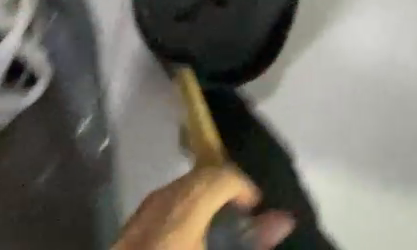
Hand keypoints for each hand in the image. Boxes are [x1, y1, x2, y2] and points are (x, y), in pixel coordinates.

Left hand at [112, 167, 294, 249]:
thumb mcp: (216, 248)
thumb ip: (251, 240)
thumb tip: (283, 220)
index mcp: (186, 204)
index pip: (221, 174)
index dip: (244, 187)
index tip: (256, 212)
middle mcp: (163, 197)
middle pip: (200, 179)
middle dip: (225, 194)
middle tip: (243, 224)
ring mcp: (144, 209)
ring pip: (182, 190)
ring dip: (205, 204)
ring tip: (220, 234)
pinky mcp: (133, 224)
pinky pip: (166, 205)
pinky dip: (186, 213)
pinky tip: (191, 239)